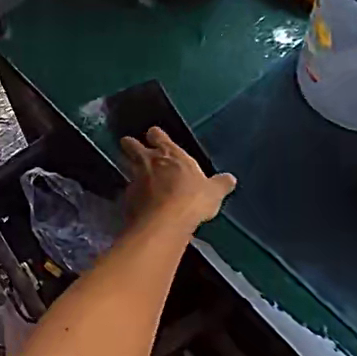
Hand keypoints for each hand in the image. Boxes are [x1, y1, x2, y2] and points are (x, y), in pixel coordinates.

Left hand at [118, 127, 235, 230]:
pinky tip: (138, 201)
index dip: (155, 135)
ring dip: (129, 168)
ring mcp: (135, 178)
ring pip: (126, 166)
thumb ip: (220, 184)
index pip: (157, 135)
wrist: (165, 221)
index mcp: (169, 154)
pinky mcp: (127, 197)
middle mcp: (148, 161)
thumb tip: (230, 179)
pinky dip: (133, 194)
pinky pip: (129, 191)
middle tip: (130, 145)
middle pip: (132, 145)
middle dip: (130, 144)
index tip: (154, 135)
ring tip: (135, 175)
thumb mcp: (213, 192)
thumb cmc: (192, 199)